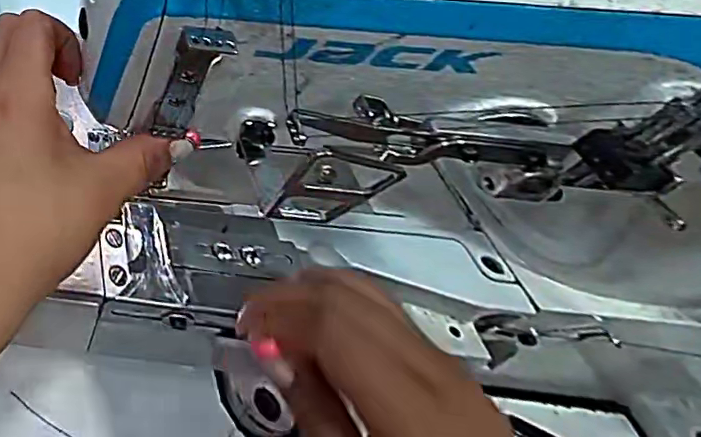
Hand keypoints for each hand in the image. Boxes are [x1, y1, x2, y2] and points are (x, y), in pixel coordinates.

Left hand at [0, 10, 184, 303]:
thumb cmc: (28, 231)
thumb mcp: (99, 190)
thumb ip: (141, 158)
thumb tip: (169, 146)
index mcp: (17, 93)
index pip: (33, 23)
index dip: (65, 37)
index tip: (83, 73)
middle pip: (8, 27)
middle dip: (45, 40)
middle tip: (72, 78)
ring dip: (23, 61)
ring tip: (55, 104)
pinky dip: (5, 87)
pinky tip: (31, 133)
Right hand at [238, 270, 510, 436]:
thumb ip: (316, 411)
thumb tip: (275, 357)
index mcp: (415, 402)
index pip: (328, 318)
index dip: (276, 313)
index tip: (246, 327)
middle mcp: (439, 371)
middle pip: (344, 292)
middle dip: (287, 295)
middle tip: (253, 318)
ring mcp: (451, 365)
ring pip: (366, 290)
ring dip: (313, 291)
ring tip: (281, 315)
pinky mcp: (454, 369)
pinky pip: (387, 310)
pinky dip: (343, 304)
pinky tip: (323, 323)